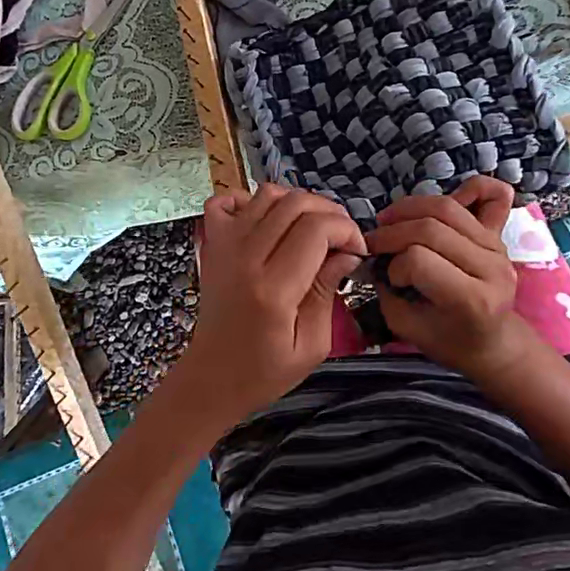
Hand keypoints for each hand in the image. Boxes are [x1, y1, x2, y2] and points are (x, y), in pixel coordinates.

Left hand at [172, 184, 366, 426]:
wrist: (212, 375)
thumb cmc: (264, 370)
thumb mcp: (312, 345)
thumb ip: (327, 292)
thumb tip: (347, 253)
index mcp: (273, 288)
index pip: (316, 229)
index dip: (347, 230)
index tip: (358, 250)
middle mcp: (245, 258)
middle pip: (294, 204)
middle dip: (330, 213)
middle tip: (341, 238)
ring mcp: (223, 246)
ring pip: (265, 195)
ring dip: (296, 203)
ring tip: (311, 229)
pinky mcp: (211, 244)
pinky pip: (225, 201)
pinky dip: (248, 201)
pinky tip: (266, 223)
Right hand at [364, 176, 534, 378]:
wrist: (492, 342)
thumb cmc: (448, 340)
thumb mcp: (405, 327)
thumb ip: (386, 291)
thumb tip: (374, 258)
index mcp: (472, 299)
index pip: (419, 260)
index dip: (394, 265)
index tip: (389, 279)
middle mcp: (492, 268)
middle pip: (431, 228)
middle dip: (391, 233)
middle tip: (374, 244)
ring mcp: (498, 247)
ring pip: (446, 208)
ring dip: (408, 208)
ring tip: (389, 221)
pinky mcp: (497, 234)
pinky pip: (490, 194)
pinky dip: (466, 188)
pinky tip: (440, 201)